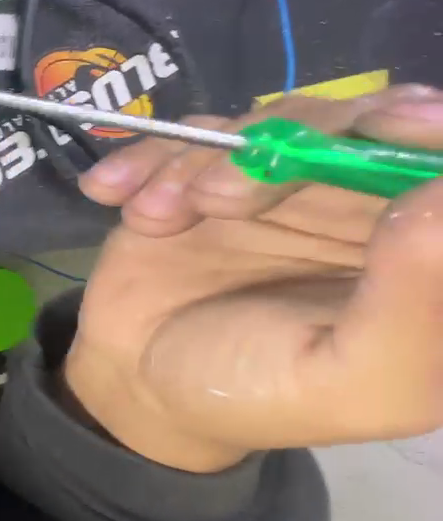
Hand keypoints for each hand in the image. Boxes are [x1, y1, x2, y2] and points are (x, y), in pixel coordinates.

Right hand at [67, 87, 442, 472]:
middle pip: (349, 127)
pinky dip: (137, 161)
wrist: (139, 387)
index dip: (428, 130)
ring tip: (153, 219)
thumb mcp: (359, 378)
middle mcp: (356, 207)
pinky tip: (110, 194)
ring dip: (191, 164)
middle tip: (214, 201)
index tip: (384, 125)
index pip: (441, 163)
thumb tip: (441, 194)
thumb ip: (415, 302)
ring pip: (257, 126)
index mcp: (418, 252)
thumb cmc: (262, 395)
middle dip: (279, 148)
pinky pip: (172, 139)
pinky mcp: (190, 180)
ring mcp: (270, 190)